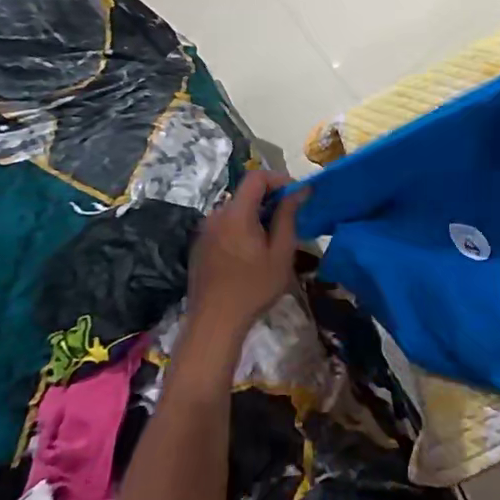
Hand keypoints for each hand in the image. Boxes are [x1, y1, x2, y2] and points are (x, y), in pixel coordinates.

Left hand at [186, 171, 305, 333]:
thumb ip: (288, 216)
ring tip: (273, 239)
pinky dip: (242, 228)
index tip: (296, 194)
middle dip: (270, 199)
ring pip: (235, 210)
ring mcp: (205, 231)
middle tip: (290, 219)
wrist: (214, 322)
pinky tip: (251, 253)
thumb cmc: (253, 288)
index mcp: (236, 214)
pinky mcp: (200, 246)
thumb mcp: (281, 252)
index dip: (279, 178)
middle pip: (245, 193)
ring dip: (256, 215)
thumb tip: (299, 190)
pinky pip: (225, 225)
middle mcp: (216, 216)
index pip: (256, 177)